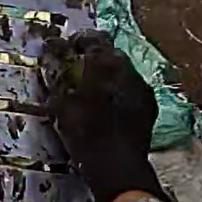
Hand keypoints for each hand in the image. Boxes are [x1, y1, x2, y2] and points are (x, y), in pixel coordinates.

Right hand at [39, 30, 167, 201]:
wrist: (116, 163)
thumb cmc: (82, 130)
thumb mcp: (60, 101)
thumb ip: (57, 72)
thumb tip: (52, 49)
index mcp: (104, 63)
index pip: (92, 38)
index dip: (77, 41)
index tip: (64, 49)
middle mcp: (128, 69)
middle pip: (110, 52)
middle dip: (93, 57)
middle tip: (74, 70)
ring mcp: (142, 86)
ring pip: (122, 70)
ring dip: (106, 74)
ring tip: (90, 89)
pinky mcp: (149, 104)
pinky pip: (131, 87)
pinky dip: (118, 89)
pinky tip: (107, 105)